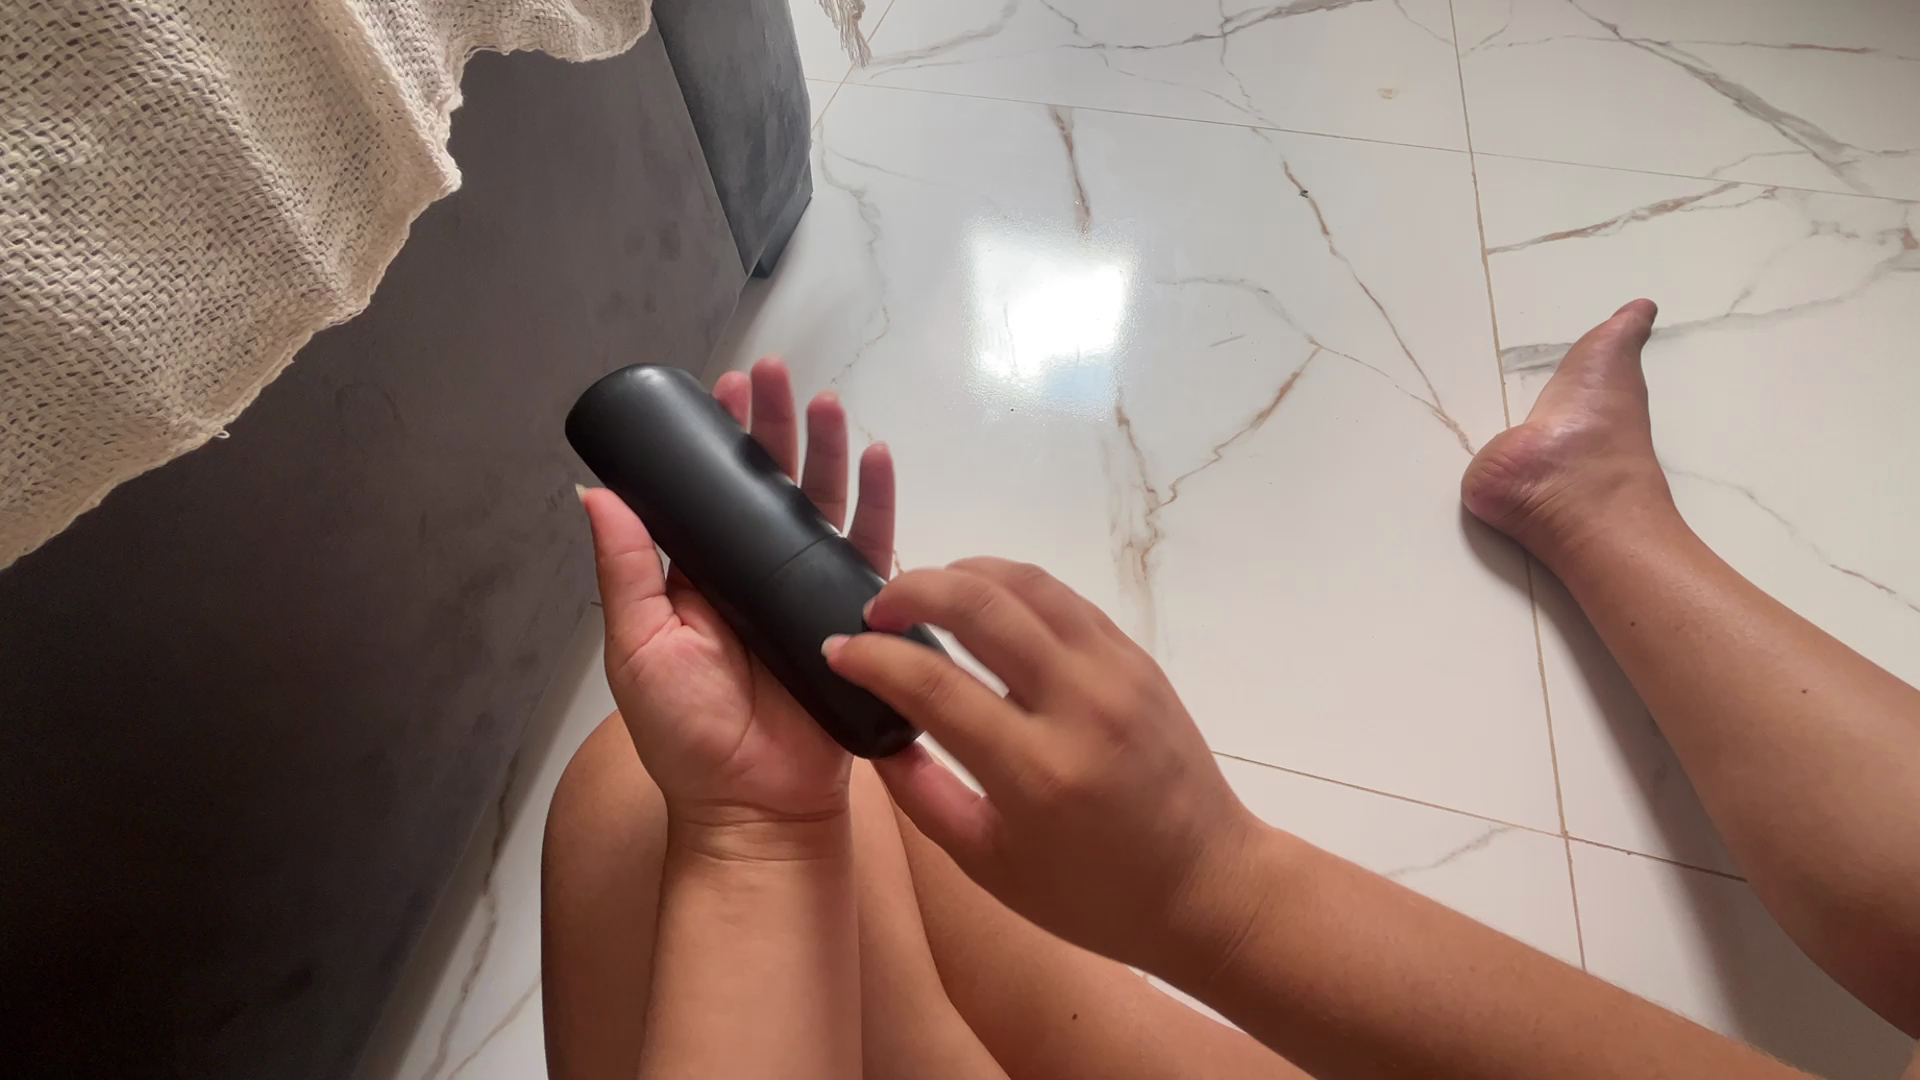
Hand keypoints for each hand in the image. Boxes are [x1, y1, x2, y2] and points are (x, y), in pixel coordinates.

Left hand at [582, 358, 896, 829]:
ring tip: (827, 404)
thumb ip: (625, 573)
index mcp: (706, 576)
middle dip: (776, 428)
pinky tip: (877, 461)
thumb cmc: (692, 735)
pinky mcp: (852, 612)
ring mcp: (809, 589)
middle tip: (775, 377)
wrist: (759, 804)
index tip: (725, 390)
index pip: (716, 492)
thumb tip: (595, 494)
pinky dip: (878, 505)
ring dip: (828, 452)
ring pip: (824, 506)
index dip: (723, 440)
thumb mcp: (640, 649)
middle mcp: (759, 573)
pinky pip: (870, 551)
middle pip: (774, 486)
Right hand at [823, 559, 1264, 968]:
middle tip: (878, 607)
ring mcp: (1115, 668)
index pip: (932, 683)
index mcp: (1035, 770)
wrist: (1209, 883)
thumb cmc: (1093, 893)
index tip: (838, 647)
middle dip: (912, 588)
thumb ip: (921, 795)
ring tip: (926, 594)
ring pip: (1024, 581)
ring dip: (962, 572)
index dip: (872, 656)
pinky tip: (985, 603)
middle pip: (980, 603)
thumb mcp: (988, 864)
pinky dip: (1009, 585)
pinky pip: (1061, 596)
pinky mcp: (1135, 654)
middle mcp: (1078, 702)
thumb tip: (878, 730)